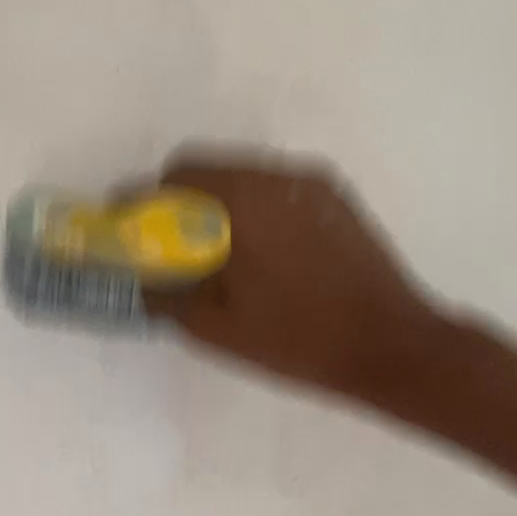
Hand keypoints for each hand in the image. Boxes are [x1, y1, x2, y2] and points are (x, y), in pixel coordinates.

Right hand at [144, 150, 442, 396]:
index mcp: (243, 201)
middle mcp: (278, 177)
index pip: (174, 177)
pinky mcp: (337, 199)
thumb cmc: (297, 338)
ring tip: (206, 248)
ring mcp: (314, 185)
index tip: (121, 223)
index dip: (138, 198)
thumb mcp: (215, 327)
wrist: (394, 347)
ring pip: (242, 175)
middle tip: (160, 239)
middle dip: (173, 198)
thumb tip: (136, 282)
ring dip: (212, 202)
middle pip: (207, 168)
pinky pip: (275, 189)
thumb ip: (164, 296)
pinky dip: (249, 208)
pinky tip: (251, 252)